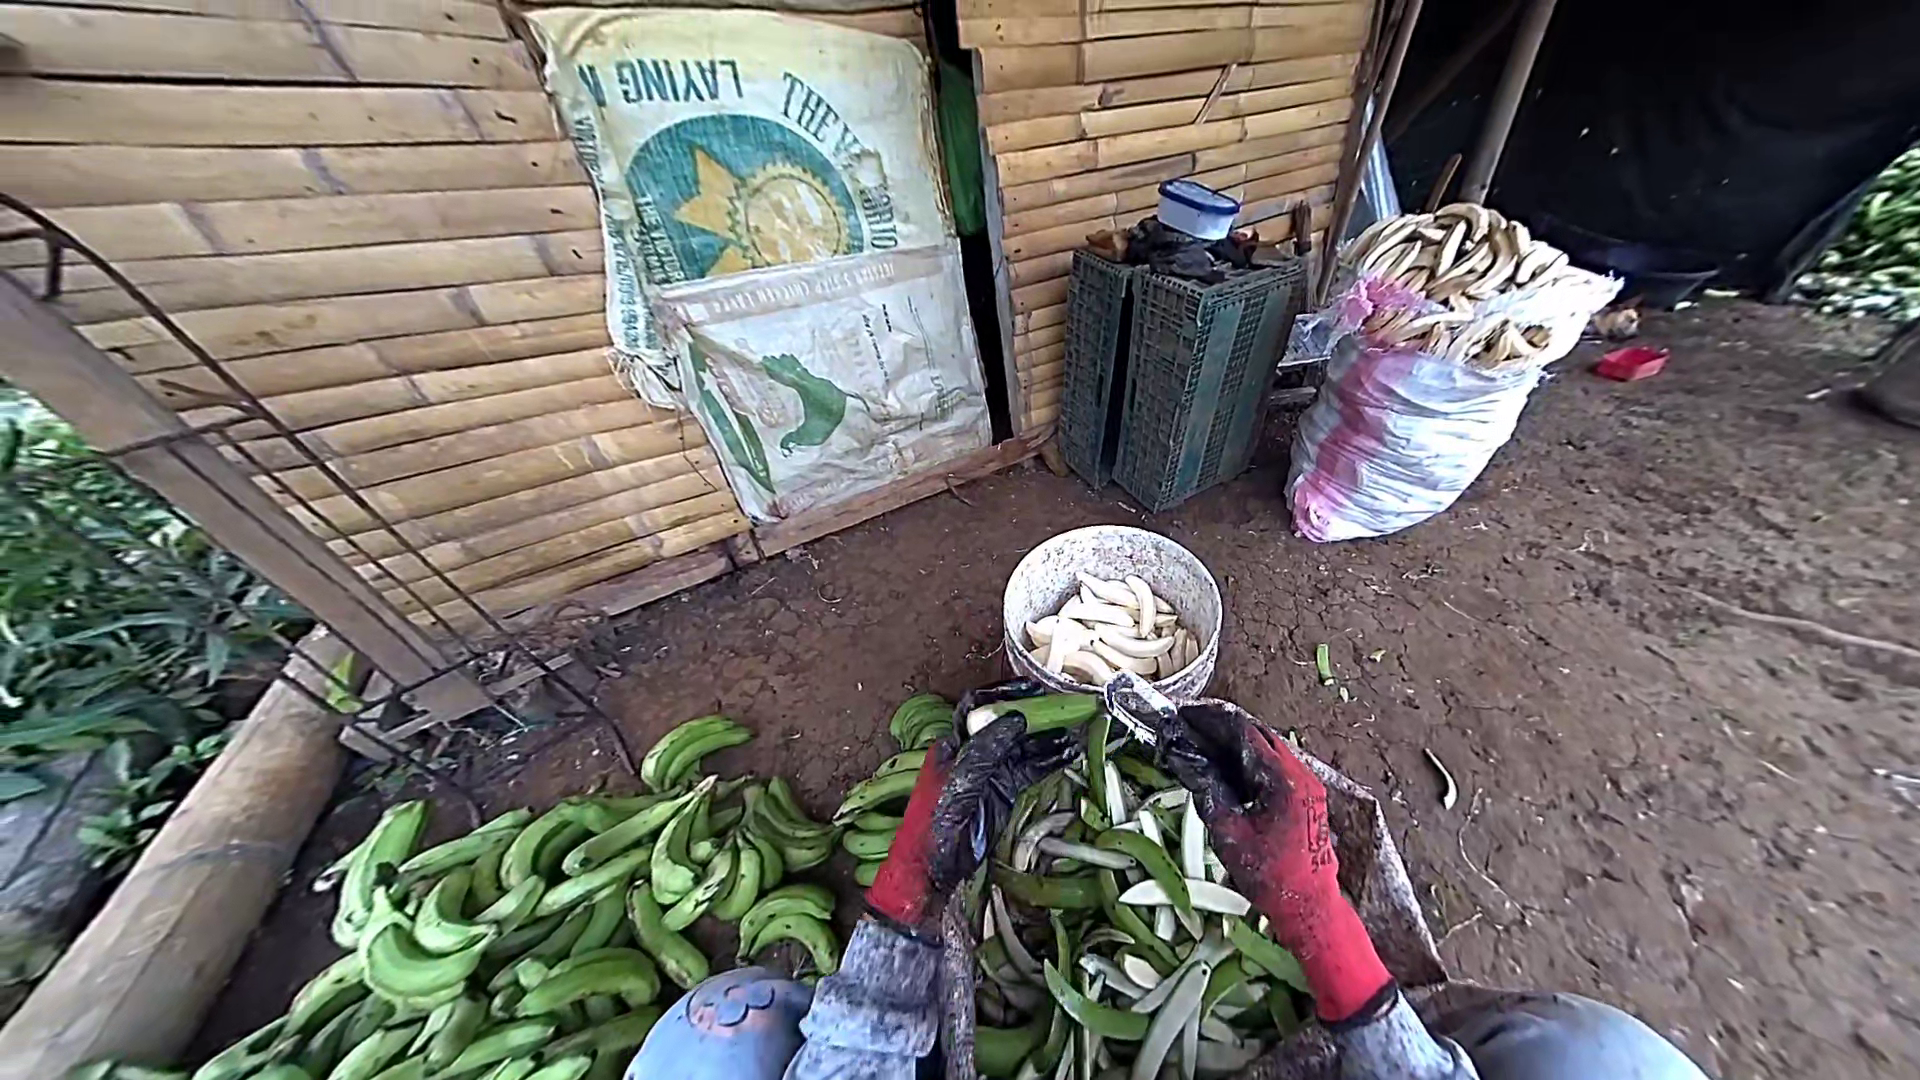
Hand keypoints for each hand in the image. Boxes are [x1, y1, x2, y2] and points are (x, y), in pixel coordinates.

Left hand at [866, 682, 1073, 935]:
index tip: (1031, 687)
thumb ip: (987, 748)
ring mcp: (991, 770)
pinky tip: (1068, 754)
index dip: (1004, 693)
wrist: (933, 869)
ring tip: (1075, 731)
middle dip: (1034, 714)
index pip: (979, 706)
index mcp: (954, 742)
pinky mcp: (1005, 789)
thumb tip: (1015, 717)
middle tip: (1063, 707)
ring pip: (1023, 746)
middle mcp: (974, 751)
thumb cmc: (936, 822)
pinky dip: (1049, 761)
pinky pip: (1029, 769)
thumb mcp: (961, 781)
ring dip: (1048, 739)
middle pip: (1007, 723)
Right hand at [1159, 702, 1391, 1022]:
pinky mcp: (1305, 796)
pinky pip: (1273, 763)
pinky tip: (1224, 761)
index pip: (1244, 732)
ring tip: (1202, 737)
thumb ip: (1206, 788)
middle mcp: (1301, 777)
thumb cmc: (1272, 877)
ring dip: (1234, 739)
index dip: (1212, 719)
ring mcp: (1307, 786)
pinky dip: (1247, 756)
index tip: (1187, 713)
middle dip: (1222, 724)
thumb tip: (1185, 758)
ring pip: (1266, 746)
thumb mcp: (1227, 831)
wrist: (1312, 910)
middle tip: (1191, 721)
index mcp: (1284, 781)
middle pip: (1257, 733)